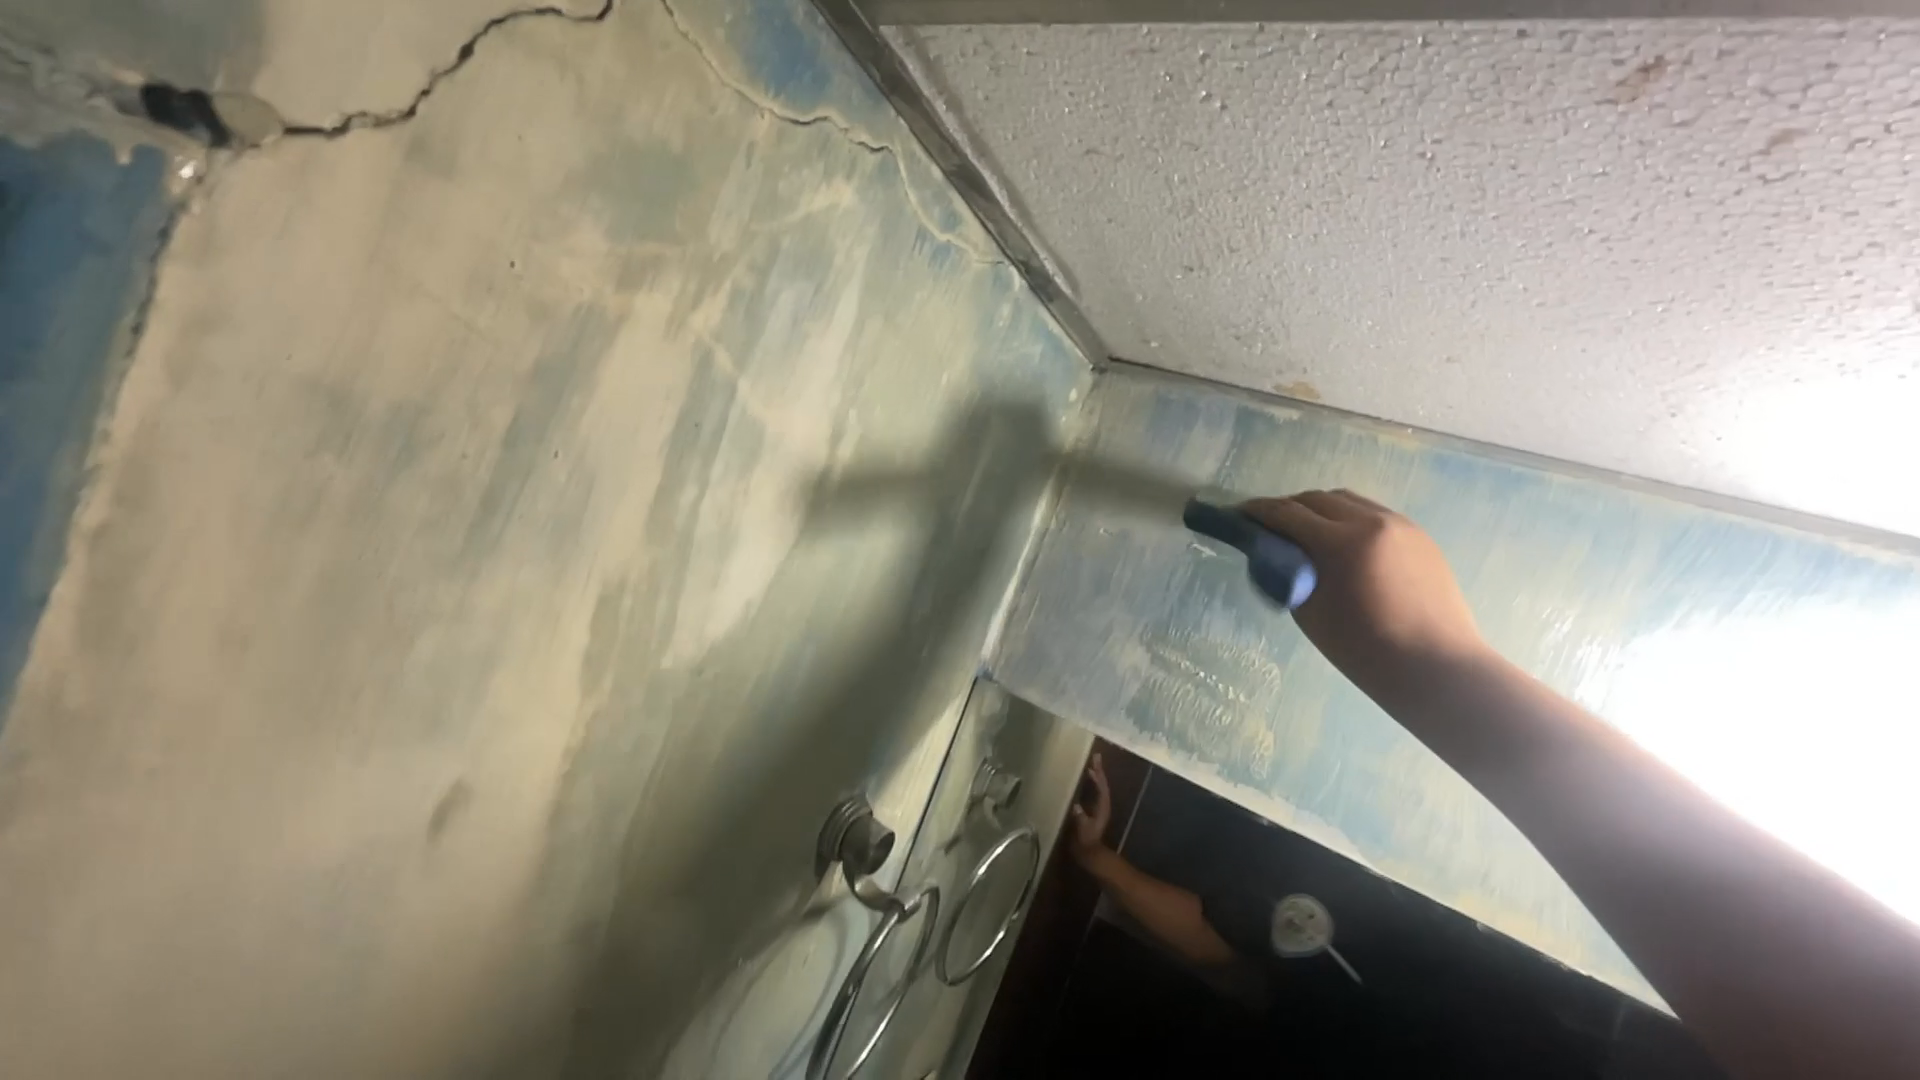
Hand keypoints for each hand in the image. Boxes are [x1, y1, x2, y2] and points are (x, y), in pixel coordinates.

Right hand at [1067, 753, 1111, 865]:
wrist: (1091, 854)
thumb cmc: (1087, 842)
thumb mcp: (1083, 831)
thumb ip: (1080, 820)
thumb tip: (1076, 806)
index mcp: (1102, 807)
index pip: (1102, 787)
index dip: (1099, 774)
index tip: (1095, 762)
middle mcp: (1103, 805)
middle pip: (1102, 784)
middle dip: (1099, 771)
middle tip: (1095, 757)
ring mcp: (1099, 808)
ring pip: (1099, 788)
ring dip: (1096, 776)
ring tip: (1091, 764)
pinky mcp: (1094, 811)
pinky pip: (1094, 792)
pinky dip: (1092, 784)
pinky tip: (1085, 781)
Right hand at [1243, 490, 1490, 698]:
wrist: (1434, 666)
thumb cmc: (1362, 648)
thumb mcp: (1308, 609)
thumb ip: (1289, 570)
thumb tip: (1277, 550)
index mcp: (1342, 542)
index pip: (1286, 513)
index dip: (1257, 511)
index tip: (1238, 514)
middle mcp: (1372, 521)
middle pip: (1316, 499)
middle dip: (1287, 507)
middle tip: (1268, 525)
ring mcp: (1400, 524)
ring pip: (1347, 501)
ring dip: (1319, 509)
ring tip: (1304, 530)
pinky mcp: (1418, 535)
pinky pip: (1373, 514)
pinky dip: (1347, 518)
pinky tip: (1340, 542)